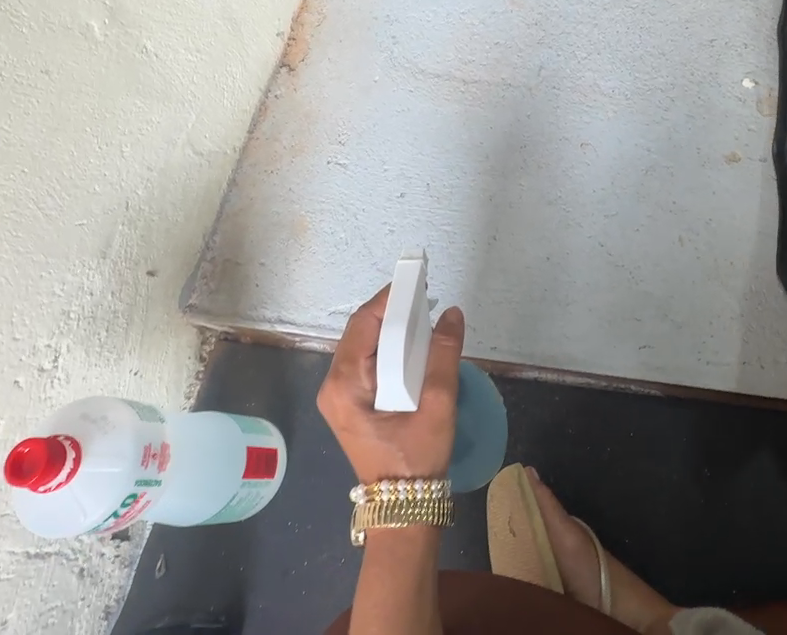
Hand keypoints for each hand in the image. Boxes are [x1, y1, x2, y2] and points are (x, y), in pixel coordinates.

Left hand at [316, 285, 465, 482]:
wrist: (405, 505)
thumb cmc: (417, 457)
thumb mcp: (438, 404)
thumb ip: (444, 356)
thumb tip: (452, 314)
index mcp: (345, 386)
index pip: (363, 325)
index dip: (389, 299)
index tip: (417, 281)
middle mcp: (334, 386)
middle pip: (360, 331)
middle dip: (392, 310)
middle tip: (425, 296)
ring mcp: (340, 396)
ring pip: (364, 344)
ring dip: (391, 326)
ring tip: (424, 314)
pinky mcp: (352, 402)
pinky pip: (368, 360)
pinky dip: (389, 345)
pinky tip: (414, 342)